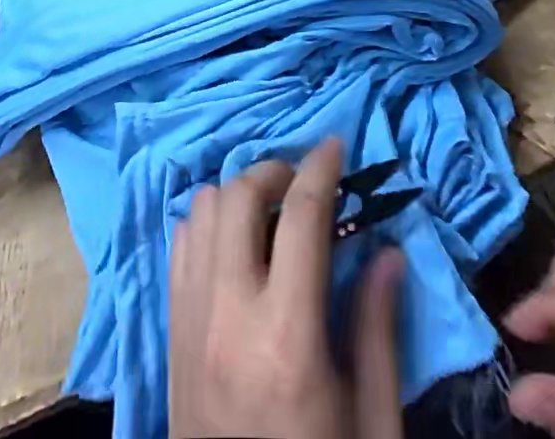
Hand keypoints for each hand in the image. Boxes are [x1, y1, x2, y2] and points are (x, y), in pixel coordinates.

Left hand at [169, 136, 405, 438]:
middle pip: (236, 195)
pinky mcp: (168, 322)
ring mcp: (188, 312)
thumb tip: (387, 250)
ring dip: (236, 193)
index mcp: (287, 334)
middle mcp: (227, 309)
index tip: (336, 144)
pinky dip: (206, 221)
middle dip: (273, 170)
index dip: (321, 168)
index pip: (300, 217)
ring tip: (270, 210)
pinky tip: (235, 241)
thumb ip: (376, 326)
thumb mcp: (371, 417)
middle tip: (304, 181)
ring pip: (199, 208)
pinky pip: (178, 240)